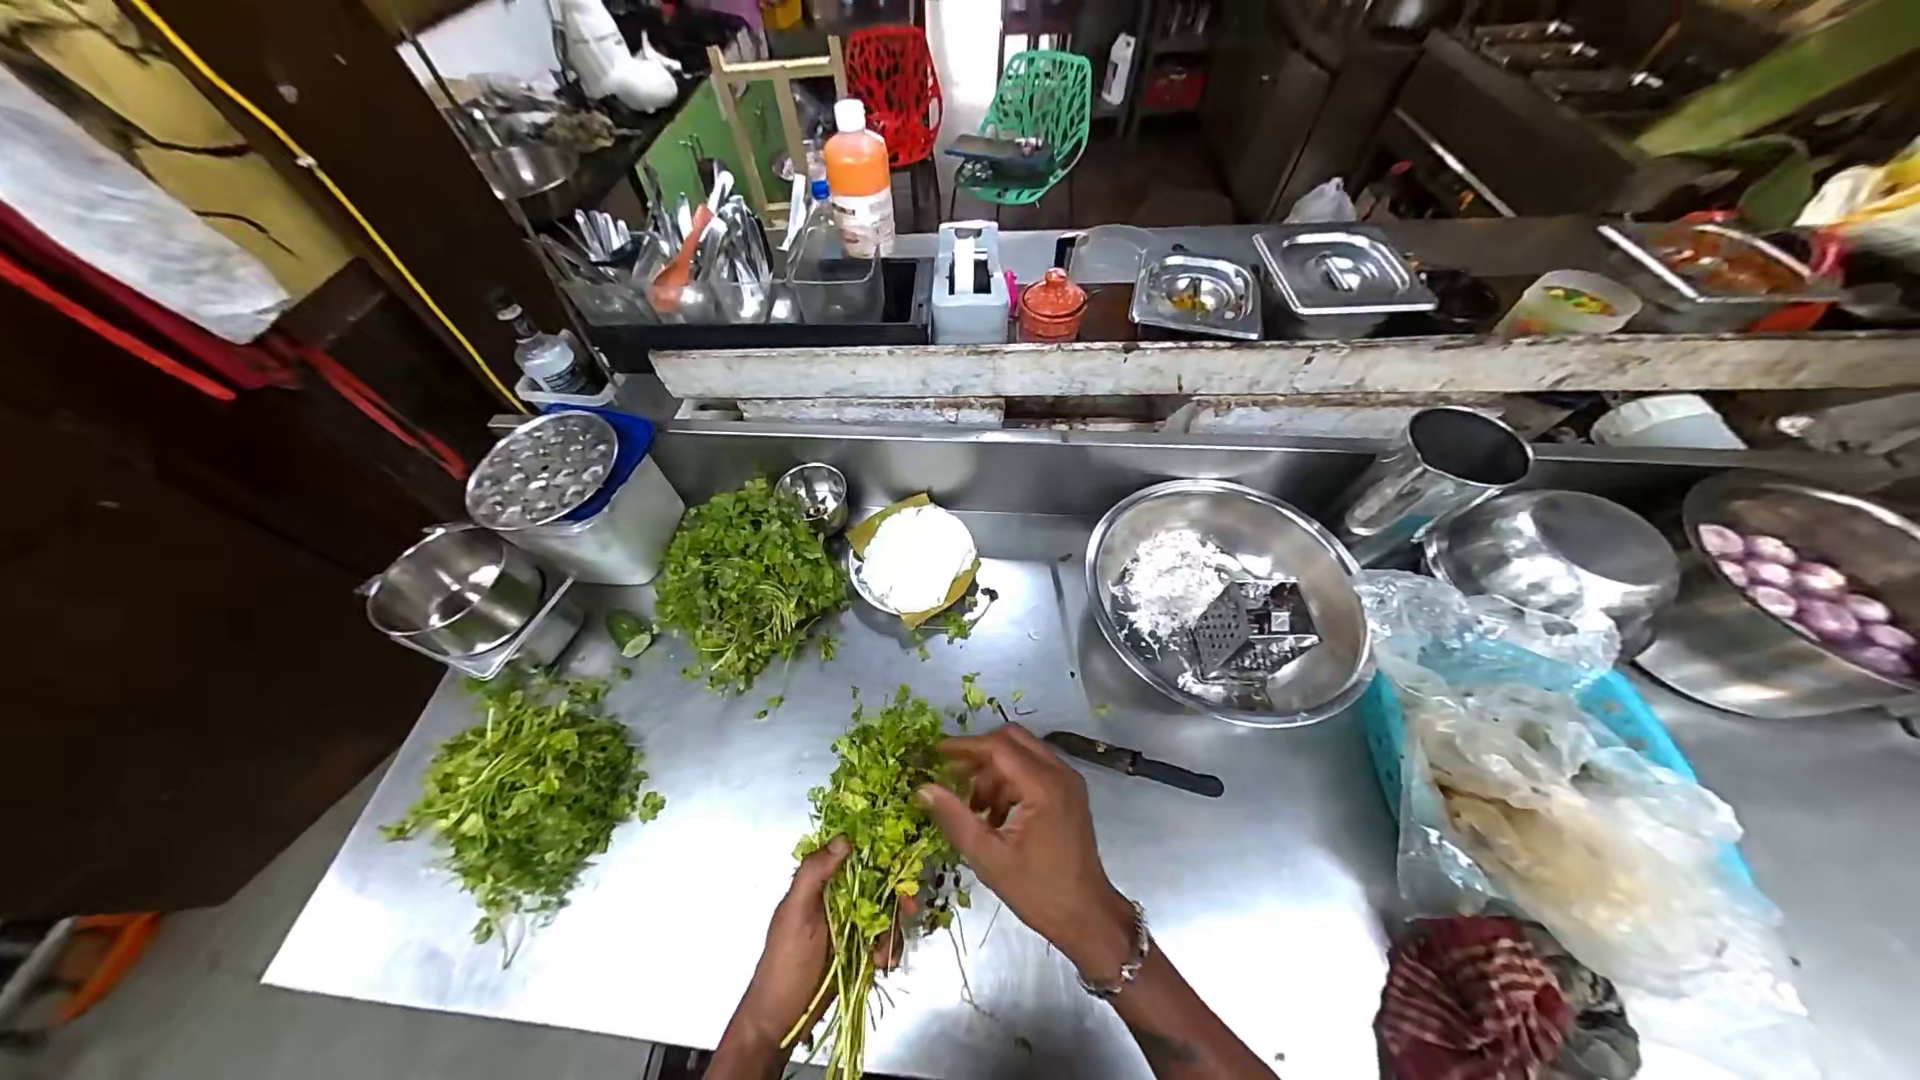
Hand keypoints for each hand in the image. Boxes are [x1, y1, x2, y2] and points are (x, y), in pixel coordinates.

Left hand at [723, 838, 909, 1054]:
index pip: (856, 856)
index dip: (882, 857)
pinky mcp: (859, 950)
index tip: (901, 867)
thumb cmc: (784, 962)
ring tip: (882, 954)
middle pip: (879, 884)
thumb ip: (814, 872)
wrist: (780, 1020)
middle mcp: (839, 899)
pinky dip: (889, 950)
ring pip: (885, 913)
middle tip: (908, 909)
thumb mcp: (796, 913)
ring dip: (892, 930)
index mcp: (822, 883)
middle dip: (897, 896)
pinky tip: (881, 964)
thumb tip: (845, 838)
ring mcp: (850, 925)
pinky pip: (884, 940)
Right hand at [916, 724, 1137, 982]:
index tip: (935, 755)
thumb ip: (955, 817)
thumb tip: (924, 788)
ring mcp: (1069, 780)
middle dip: (980, 755)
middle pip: (1012, 740)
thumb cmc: (1038, 891)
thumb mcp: (988, 857)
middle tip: (953, 777)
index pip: (998, 746)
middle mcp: (1060, 772)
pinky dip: (1011, 780)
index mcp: (1043, 786)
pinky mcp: (1070, 791)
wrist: (1087, 916)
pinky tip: (995, 814)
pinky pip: (1034, 768)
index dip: (964, 747)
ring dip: (994, 771)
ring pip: (1023, 752)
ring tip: (973, 806)